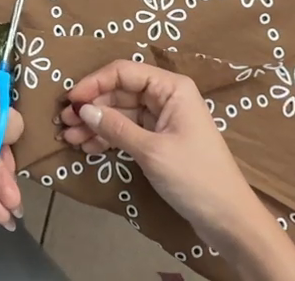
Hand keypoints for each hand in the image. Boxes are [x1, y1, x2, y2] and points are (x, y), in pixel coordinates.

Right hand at [58, 60, 252, 234]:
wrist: (230, 221)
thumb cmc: (195, 178)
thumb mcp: (152, 151)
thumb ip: (116, 128)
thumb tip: (83, 110)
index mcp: (171, 88)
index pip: (124, 72)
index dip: (94, 83)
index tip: (71, 99)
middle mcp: (166, 97)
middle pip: (119, 92)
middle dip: (92, 106)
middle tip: (64, 122)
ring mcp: (162, 120)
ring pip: (120, 113)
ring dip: (95, 124)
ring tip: (70, 138)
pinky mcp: (159, 142)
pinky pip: (127, 131)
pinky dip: (108, 138)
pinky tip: (87, 146)